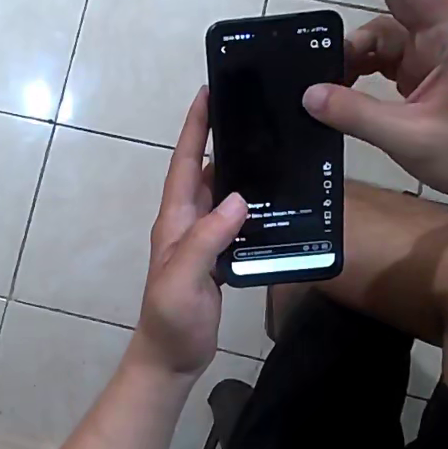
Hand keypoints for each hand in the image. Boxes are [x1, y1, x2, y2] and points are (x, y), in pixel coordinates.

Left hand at [129, 88, 246, 378]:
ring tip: (273, 146)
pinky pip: (235, 222)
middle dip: (221, 140)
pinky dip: (252, 207)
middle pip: (203, 172)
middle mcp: (186, 223)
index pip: (184, 165)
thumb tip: (239, 198)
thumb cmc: (171, 317)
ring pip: (221, 195)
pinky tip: (276, 200)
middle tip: (253, 112)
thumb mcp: (184, 278)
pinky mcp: (217, 258)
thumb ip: (206, 239)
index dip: (194, 129)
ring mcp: (201, 240)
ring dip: (241, 171)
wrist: (172, 355)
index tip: (207, 93)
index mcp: (174, 221)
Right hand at [300, 0, 447, 226]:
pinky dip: (355, 66)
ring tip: (320, 72)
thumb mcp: (409, 136)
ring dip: (348, 46)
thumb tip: (307, 93)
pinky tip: (336, 84)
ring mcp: (436, 51)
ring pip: (381, 29)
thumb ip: (354, 113)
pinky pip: (381, 55)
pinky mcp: (426, 71)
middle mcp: (446, 32)